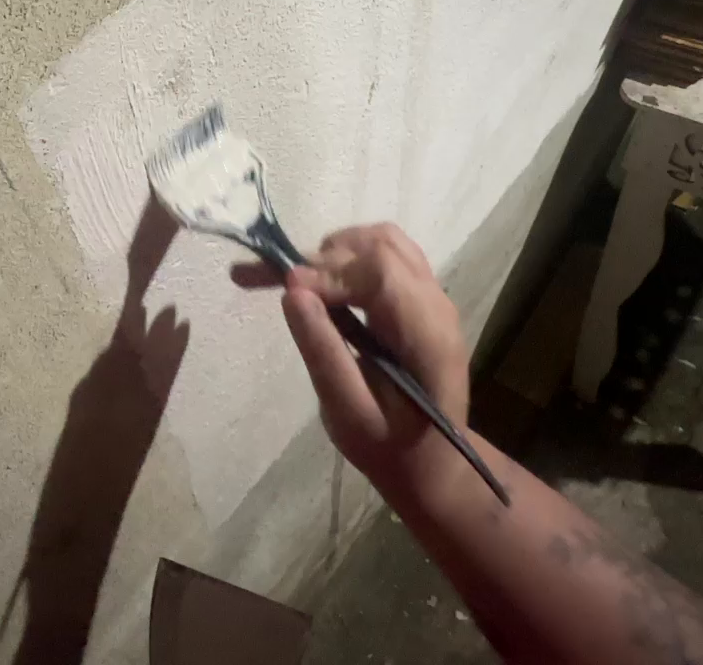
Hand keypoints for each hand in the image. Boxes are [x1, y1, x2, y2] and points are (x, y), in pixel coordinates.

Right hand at [240, 223, 469, 495]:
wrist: (431, 462)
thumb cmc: (388, 446)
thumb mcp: (348, 413)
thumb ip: (323, 352)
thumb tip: (291, 292)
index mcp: (426, 335)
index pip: (380, 273)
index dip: (329, 271)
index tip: (284, 289)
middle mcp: (435, 304)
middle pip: (380, 247)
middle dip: (321, 258)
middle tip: (266, 280)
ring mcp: (432, 296)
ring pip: (383, 240)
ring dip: (335, 252)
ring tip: (296, 282)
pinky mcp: (418, 296)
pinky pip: (385, 253)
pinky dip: (347, 256)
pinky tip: (321, 281)